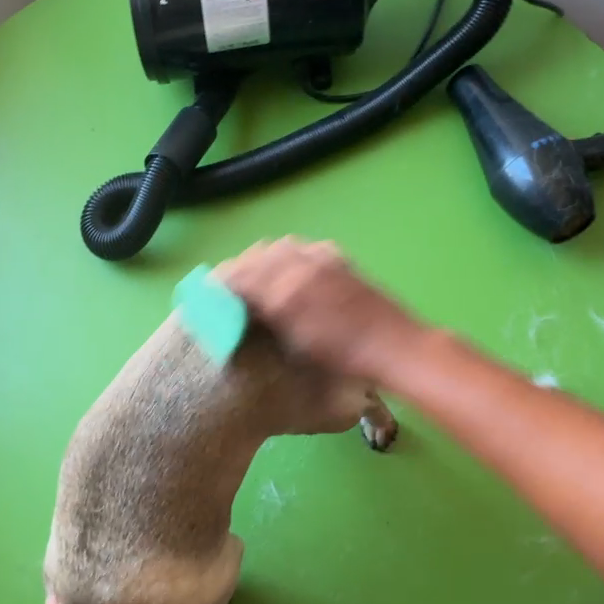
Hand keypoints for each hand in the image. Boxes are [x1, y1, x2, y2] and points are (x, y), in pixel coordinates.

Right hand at [218, 236, 430, 384]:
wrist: (393, 346)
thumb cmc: (343, 355)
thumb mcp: (294, 341)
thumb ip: (264, 314)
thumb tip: (240, 302)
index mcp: (285, 288)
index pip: (240, 274)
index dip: (221, 283)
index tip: (209, 294)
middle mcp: (300, 264)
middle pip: (256, 256)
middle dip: (239, 270)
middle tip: (229, 290)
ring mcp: (321, 258)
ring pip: (278, 248)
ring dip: (262, 261)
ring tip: (256, 282)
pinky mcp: (337, 259)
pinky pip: (301, 249)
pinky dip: (286, 258)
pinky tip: (289, 276)